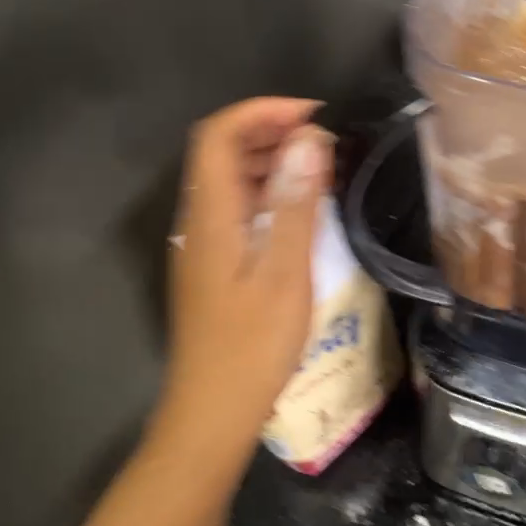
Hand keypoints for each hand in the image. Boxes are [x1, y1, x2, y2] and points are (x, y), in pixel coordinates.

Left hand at [150, 97, 331, 474]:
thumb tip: (309, 141)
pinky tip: (305, 207)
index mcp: (210, 215)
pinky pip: (240, 207)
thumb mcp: (285, 272)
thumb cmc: (251, 346)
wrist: (212, 414)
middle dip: (272, 130)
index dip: (262, 111)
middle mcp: (199, 221)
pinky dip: (271, 191)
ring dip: (273, 159)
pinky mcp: (217, 264)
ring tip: (323, 167)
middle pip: (222, 151)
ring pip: (232, 179)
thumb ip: (296, 203)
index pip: (219, 135)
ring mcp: (205, 243)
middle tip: (326, 141)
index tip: (313, 117)